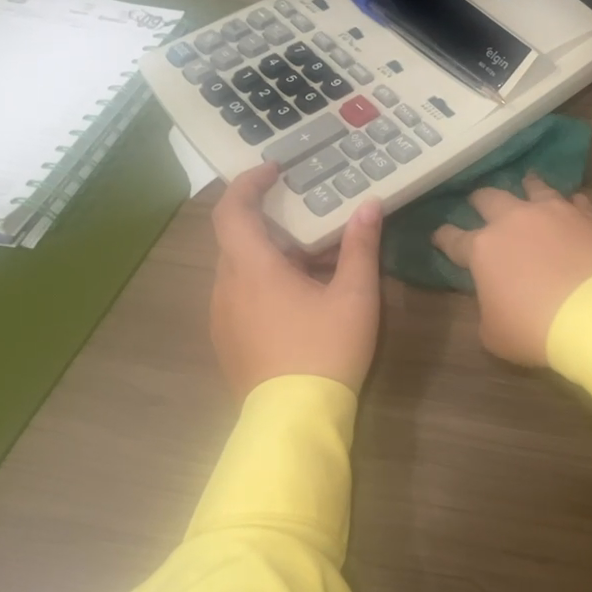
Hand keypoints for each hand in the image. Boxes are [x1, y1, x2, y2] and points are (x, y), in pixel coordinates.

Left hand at [209, 162, 383, 397]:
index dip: (247, 184)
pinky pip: (241, 295)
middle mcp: (226, 289)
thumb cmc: (326, 349)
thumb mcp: (355, 295)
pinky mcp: (228, 342)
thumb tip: (369, 204)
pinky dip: (265, 280)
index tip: (274, 170)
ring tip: (315, 258)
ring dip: (271, 253)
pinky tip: (302, 296)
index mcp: (252, 270)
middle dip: (270, 220)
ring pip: (239, 269)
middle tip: (309, 212)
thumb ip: (361, 246)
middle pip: (236, 239)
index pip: (231, 212)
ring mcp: (222, 318)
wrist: (294, 421)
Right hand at [432, 172, 591, 366]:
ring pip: (535, 188)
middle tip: (478, 201)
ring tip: (527, 182)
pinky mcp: (586, 216)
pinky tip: (572, 205)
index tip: (439, 234)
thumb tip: (496, 296)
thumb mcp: (493, 331)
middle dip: (480, 200)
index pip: (454, 239)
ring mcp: (553, 212)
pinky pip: (575, 201)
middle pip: (490, 198)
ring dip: (528, 186)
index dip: (444, 237)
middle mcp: (515, 220)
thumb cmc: (533, 328)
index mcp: (483, 248)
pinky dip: (570, 203)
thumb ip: (488, 305)